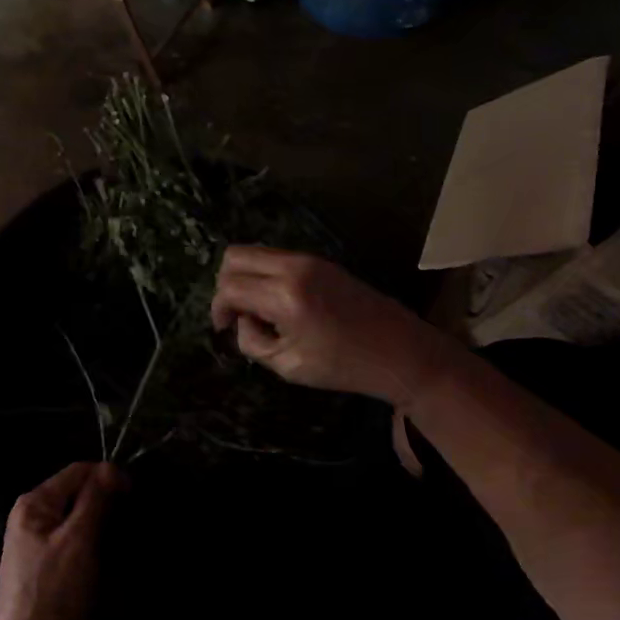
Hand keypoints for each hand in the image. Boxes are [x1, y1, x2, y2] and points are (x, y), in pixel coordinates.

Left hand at [0, 462, 125, 619]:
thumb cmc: (51, 594)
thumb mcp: (77, 542)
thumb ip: (94, 501)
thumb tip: (112, 467)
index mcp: (34, 502)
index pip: (77, 470)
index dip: (107, 475)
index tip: (137, 492)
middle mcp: (32, 515)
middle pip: (76, 492)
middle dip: (105, 499)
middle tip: (134, 516)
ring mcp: (36, 541)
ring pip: (76, 517)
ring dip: (101, 522)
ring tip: (127, 534)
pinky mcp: (44, 564)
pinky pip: (72, 539)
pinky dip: (92, 541)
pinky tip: (108, 553)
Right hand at [210, 246, 445, 403]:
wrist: (402, 352)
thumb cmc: (345, 367)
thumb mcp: (288, 366)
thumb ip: (253, 341)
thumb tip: (242, 321)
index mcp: (284, 297)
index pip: (229, 287)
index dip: (217, 308)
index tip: (223, 328)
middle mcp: (293, 268)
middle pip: (235, 256)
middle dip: (226, 285)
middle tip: (236, 315)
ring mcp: (309, 260)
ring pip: (255, 252)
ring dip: (246, 278)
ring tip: (258, 311)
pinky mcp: (321, 261)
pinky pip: (276, 257)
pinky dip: (265, 275)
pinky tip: (279, 305)